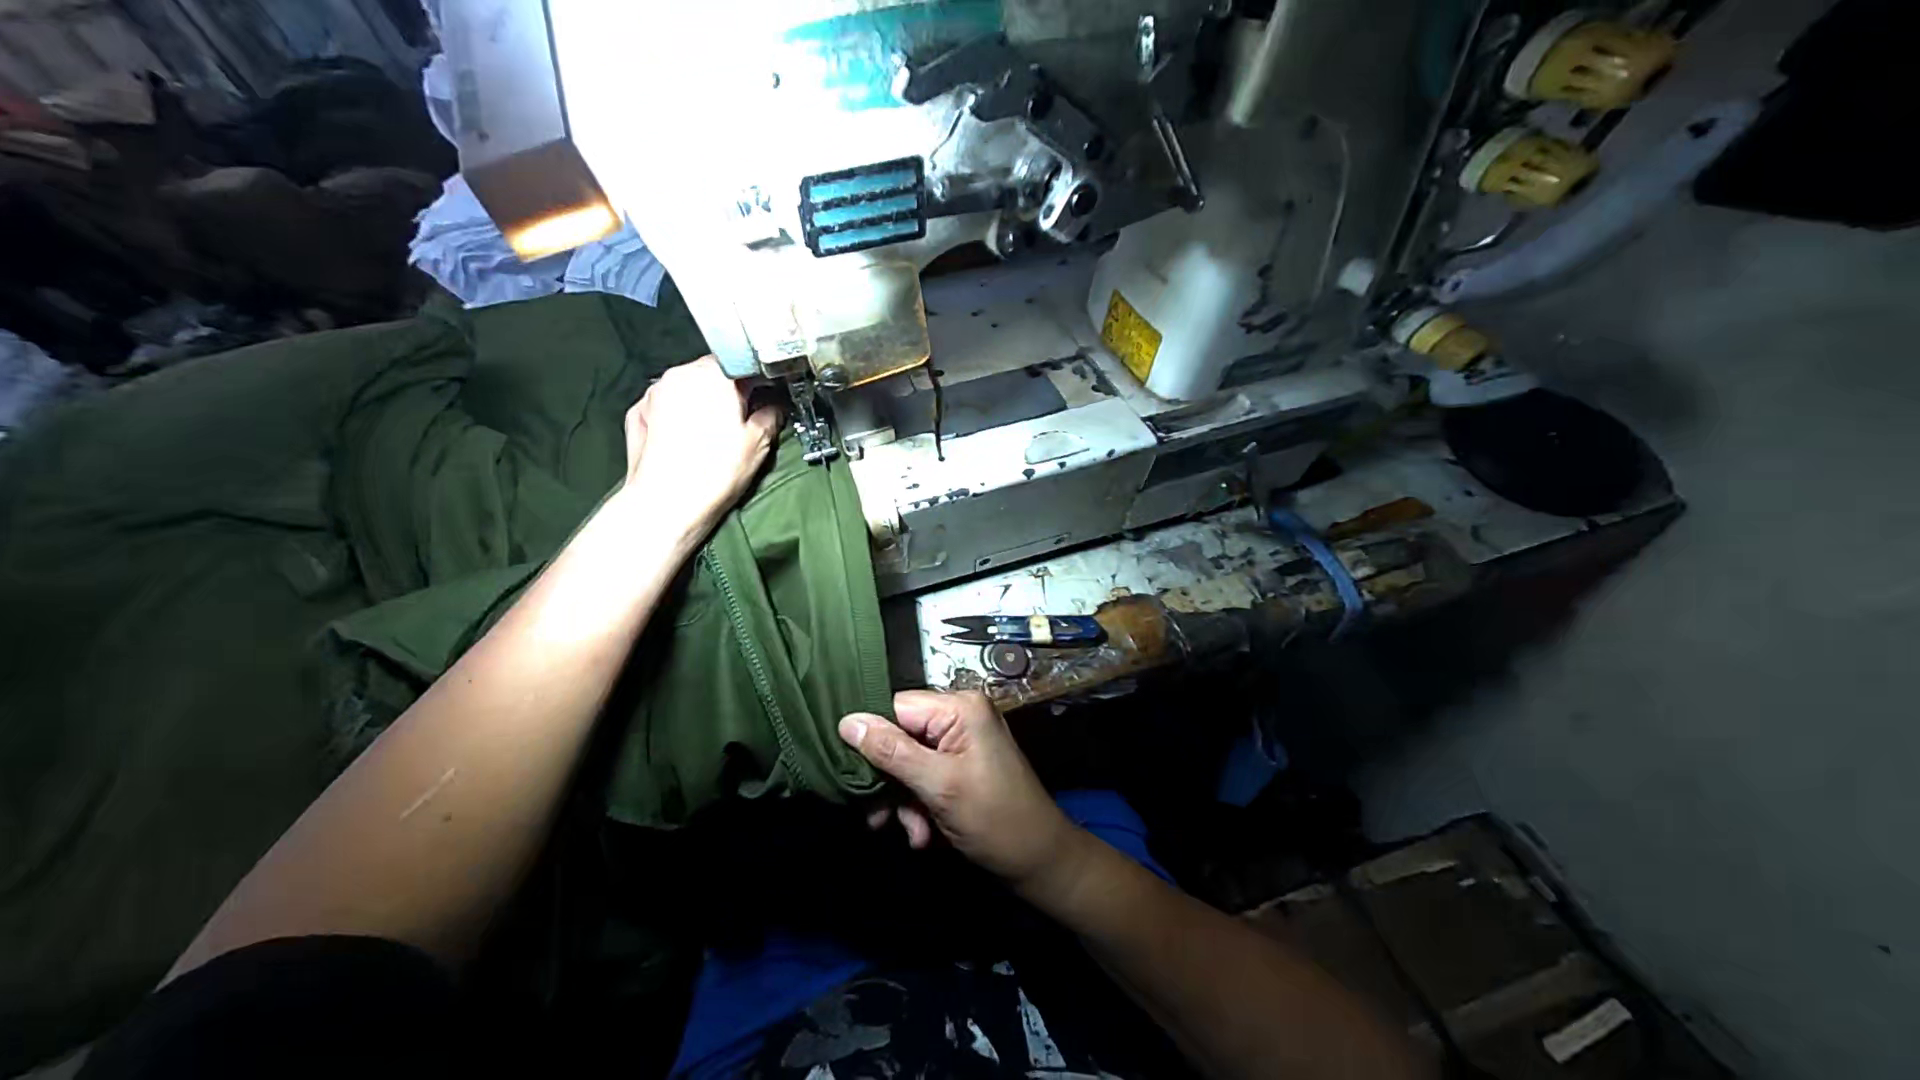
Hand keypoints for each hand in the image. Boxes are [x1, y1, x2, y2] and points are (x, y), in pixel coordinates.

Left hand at [621, 356, 781, 540]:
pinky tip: (691, 438)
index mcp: (712, 375)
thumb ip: (771, 416)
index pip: (744, 361)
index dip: (761, 378)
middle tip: (746, 418)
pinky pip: (667, 406)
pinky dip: (681, 414)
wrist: (665, 506)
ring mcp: (653, 394)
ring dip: (705, 401)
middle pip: (713, 372)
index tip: (772, 394)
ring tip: (718, 432)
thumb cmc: (713, 473)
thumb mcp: (757, 444)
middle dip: (731, 390)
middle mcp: (678, 375)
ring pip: (689, 388)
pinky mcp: (638, 415)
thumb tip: (775, 408)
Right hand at [839, 690, 1083, 890]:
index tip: (854, 776)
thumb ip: (891, 752)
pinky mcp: (959, 766)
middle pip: (898, 736)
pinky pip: (922, 776)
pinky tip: (924, 835)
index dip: (872, 740)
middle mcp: (959, 715)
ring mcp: (960, 741)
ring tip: (914, 832)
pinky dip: (917, 806)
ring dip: (902, 801)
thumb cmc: (996, 820)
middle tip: (880, 818)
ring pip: (905, 762)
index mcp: (960, 707)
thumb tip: (846, 721)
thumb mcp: (939, 786)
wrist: (1039, 862)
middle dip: (889, 781)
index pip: (895, 707)